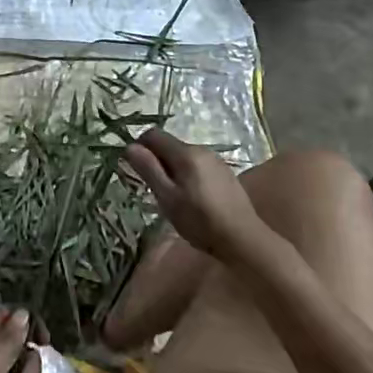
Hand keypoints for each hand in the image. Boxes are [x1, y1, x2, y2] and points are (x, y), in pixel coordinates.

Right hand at [123, 128, 269, 263]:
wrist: (242, 237)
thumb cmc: (200, 220)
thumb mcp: (167, 197)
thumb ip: (148, 169)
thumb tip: (130, 146)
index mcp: (185, 153)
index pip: (154, 135)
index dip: (140, 147)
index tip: (136, 170)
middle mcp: (201, 149)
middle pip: (169, 145)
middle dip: (157, 162)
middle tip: (155, 191)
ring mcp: (215, 160)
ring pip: (183, 156)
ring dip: (172, 170)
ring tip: (174, 198)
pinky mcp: (224, 172)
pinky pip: (197, 166)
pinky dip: (188, 176)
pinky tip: (193, 200)